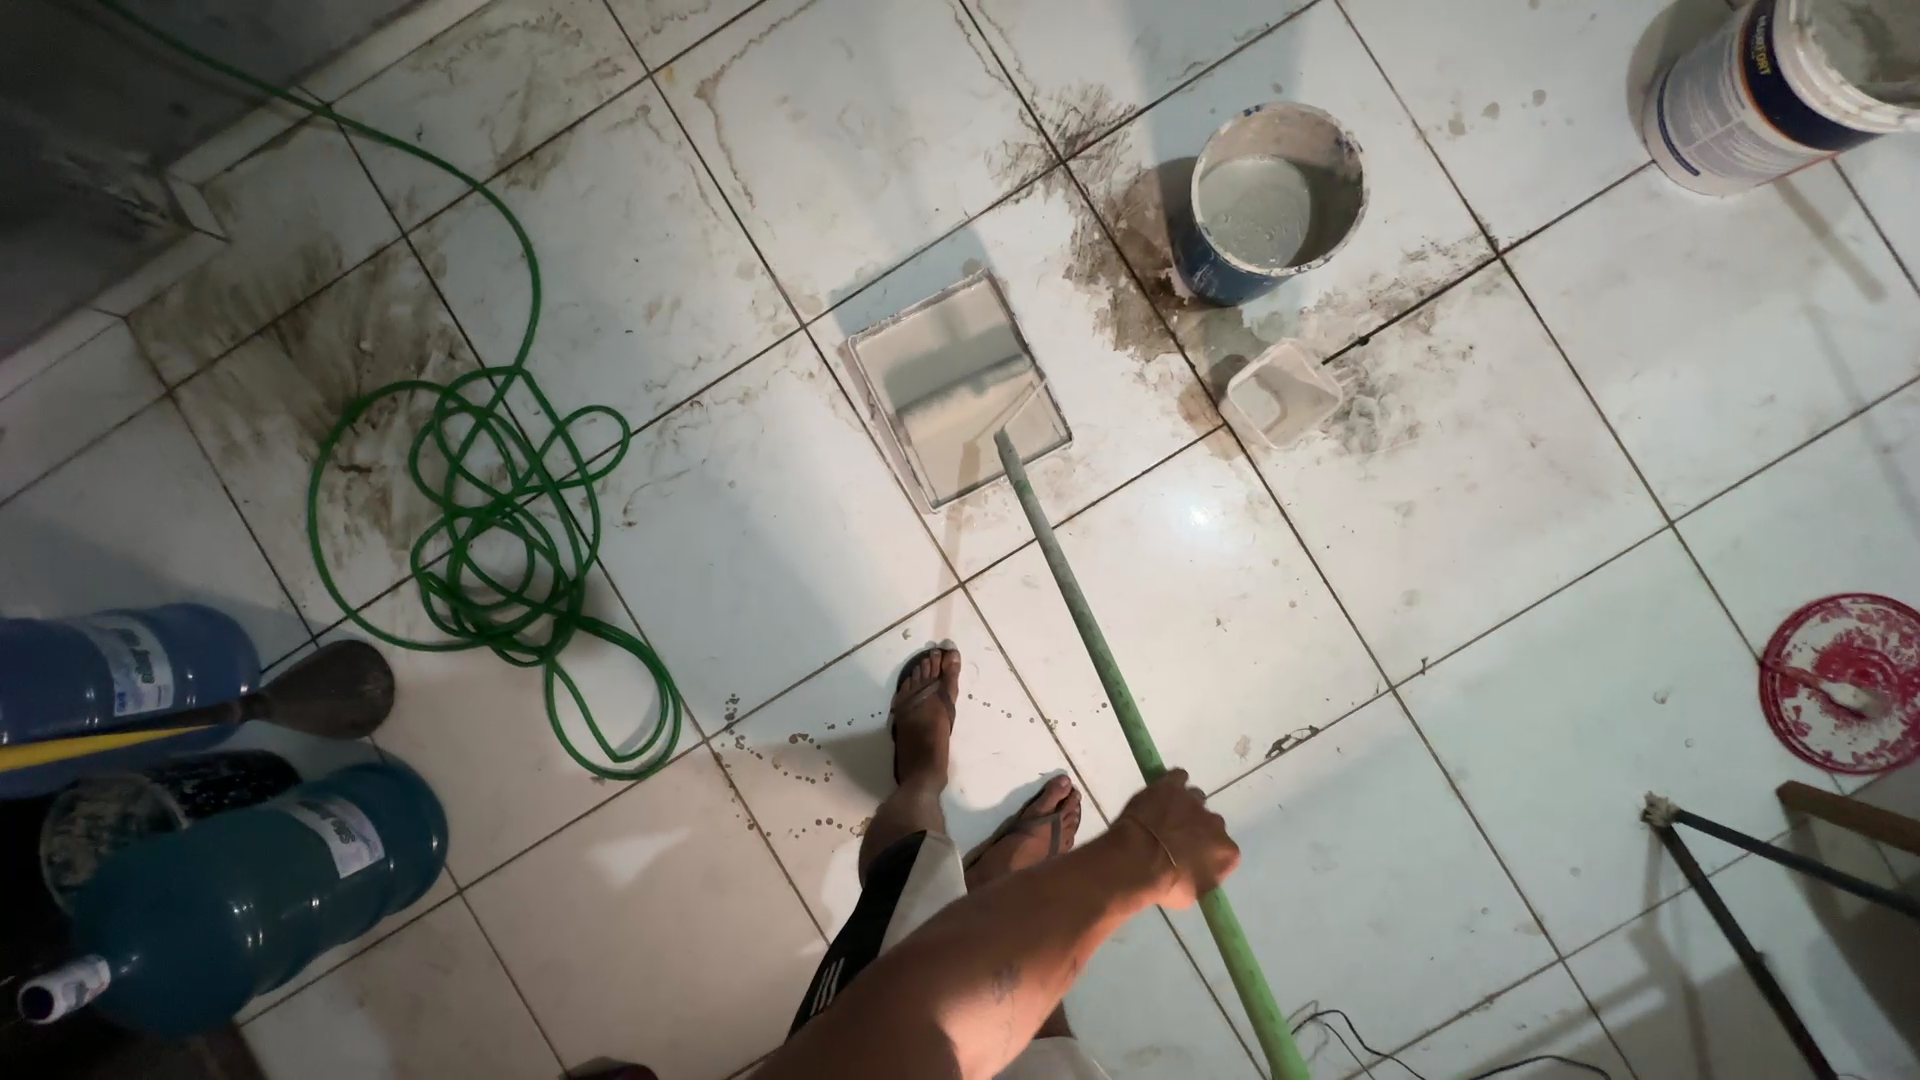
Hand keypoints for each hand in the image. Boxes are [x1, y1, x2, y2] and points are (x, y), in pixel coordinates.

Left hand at [1113, 768, 1239, 907]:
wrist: (1139, 859)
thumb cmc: (1166, 885)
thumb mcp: (1193, 894)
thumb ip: (1203, 876)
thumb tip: (1198, 870)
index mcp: (1227, 852)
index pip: (1224, 850)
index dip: (1208, 852)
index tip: (1193, 856)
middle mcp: (1216, 824)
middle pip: (1210, 822)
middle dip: (1197, 827)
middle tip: (1176, 836)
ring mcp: (1194, 801)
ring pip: (1195, 798)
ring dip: (1184, 805)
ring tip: (1166, 814)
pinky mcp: (1172, 785)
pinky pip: (1178, 776)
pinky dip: (1173, 782)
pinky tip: (1164, 790)